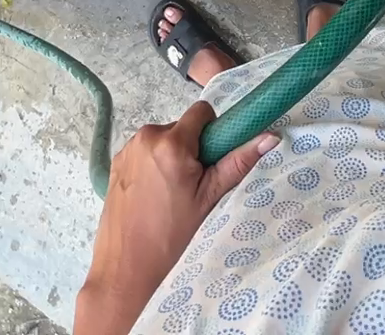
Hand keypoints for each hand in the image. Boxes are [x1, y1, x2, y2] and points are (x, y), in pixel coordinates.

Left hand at [75, 103, 278, 334]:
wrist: (127, 272)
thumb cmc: (171, 239)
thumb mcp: (209, 199)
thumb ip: (238, 162)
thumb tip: (269, 137)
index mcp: (171, 143)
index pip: (201, 112)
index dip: (211, 131)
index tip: (211, 159)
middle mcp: (145, 137)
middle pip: (181, 128)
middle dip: (190, 149)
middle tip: (191, 185)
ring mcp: (127, 149)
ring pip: (162, 140)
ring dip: (170, 156)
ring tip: (170, 194)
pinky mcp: (116, 162)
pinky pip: (144, 152)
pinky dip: (152, 165)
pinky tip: (152, 196)